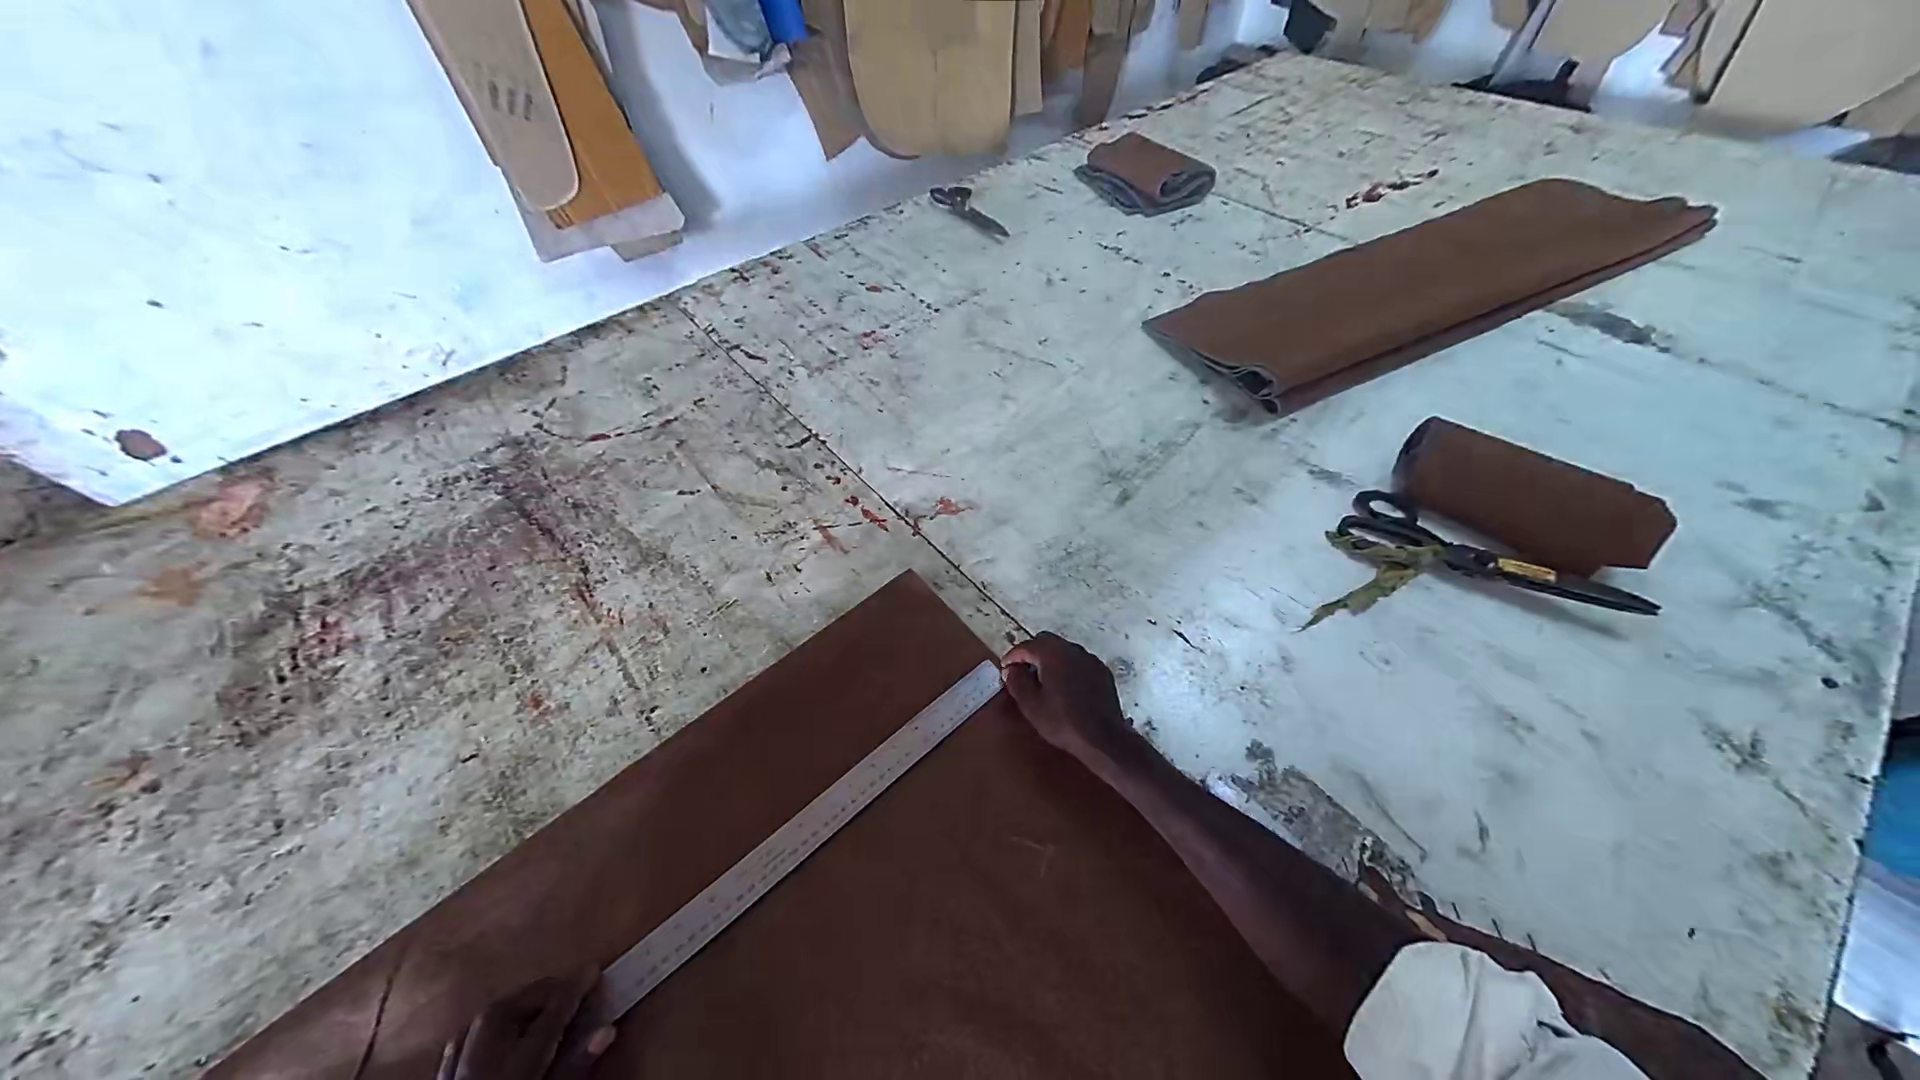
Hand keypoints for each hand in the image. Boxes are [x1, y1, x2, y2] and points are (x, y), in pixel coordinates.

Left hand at [435, 971, 616, 1079]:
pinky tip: (501, 1035)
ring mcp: (455, 1073)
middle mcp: (481, 1063)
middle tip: (570, 992)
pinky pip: (462, 1040)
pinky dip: (486, 1027)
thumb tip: (607, 1029)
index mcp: (514, 1070)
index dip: (574, 990)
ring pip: (484, 1018)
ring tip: (541, 1008)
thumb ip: (575, 1068)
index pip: (550, 1015)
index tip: (593, 970)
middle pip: (512, 1007)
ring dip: (516, 1005)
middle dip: (543, 992)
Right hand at [1001, 632, 1132, 764]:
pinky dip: (1067, 667)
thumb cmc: (1062, 721)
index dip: (1013, 656)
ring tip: (1042, 680)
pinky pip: (1078, 662)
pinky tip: (1064, 687)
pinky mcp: (1102, 672)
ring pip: (1064, 650)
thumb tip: (1011, 669)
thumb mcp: (1031, 705)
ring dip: (1050, 659)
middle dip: (1031, 653)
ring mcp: (1090, 659)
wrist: (1102, 738)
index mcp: (1053, 654)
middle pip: (1046, 641)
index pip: (1027, 646)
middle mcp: (1073, 650)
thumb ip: (1016, 682)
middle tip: (1022, 671)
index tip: (1005, 668)